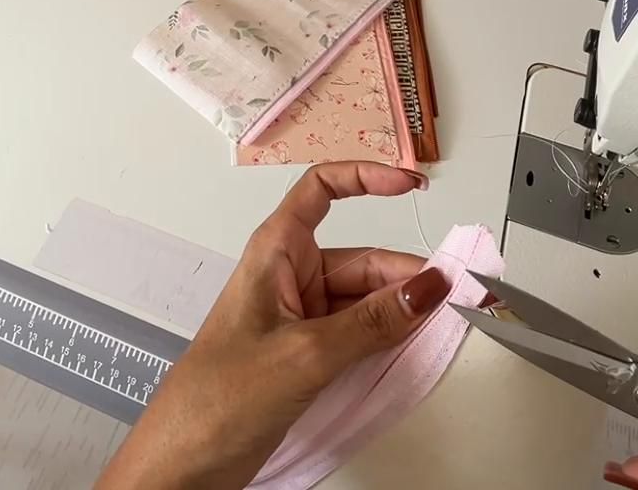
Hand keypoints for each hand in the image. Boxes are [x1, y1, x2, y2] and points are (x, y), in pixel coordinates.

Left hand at [95, 162, 447, 489]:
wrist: (186, 462)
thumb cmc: (219, 396)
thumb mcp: (305, 354)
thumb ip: (371, 323)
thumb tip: (426, 289)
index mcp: (276, 249)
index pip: (322, 189)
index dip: (366, 176)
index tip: (409, 183)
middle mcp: (290, 273)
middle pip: (361, 257)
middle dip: (404, 273)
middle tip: (451, 295)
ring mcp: (302, 314)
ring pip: (365, 297)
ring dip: (401, 310)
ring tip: (439, 326)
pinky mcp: (309, 350)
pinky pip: (359, 331)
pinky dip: (388, 338)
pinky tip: (413, 349)